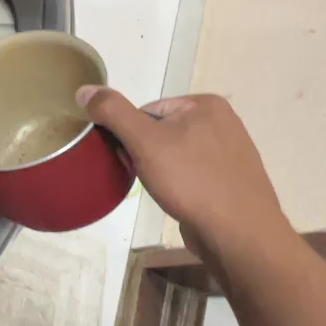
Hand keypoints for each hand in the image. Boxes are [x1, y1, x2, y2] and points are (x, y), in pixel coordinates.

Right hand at [77, 86, 293, 259]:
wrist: (240, 236)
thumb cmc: (192, 182)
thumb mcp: (144, 141)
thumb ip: (113, 112)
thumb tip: (85, 90)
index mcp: (206, 104)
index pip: (146, 110)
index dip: (129, 135)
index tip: (129, 158)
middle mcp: (224, 122)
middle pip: (160, 130)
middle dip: (144, 153)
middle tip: (144, 175)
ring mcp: (231, 152)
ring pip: (174, 153)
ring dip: (160, 169)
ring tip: (162, 190)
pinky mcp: (232, 179)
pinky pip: (192, 172)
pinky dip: (179, 183)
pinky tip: (179, 199)